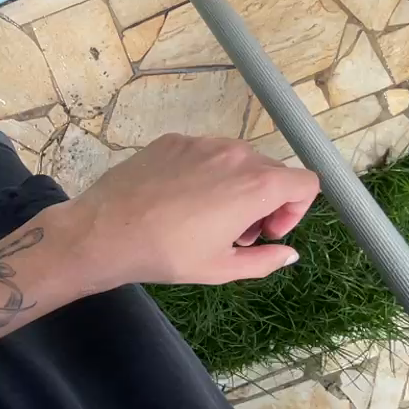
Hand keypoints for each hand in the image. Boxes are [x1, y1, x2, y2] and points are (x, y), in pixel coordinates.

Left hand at [50, 133, 319, 290]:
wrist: (104, 232)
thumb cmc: (165, 253)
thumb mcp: (221, 268)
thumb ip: (265, 260)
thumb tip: (288, 253)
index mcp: (256, 183)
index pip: (305, 183)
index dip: (295, 211)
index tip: (266, 233)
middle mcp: (232, 153)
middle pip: (269, 170)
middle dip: (263, 202)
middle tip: (234, 233)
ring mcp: (198, 142)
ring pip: (234, 160)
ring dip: (233, 185)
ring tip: (204, 218)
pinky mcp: (169, 140)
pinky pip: (201, 153)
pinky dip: (201, 173)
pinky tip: (176, 200)